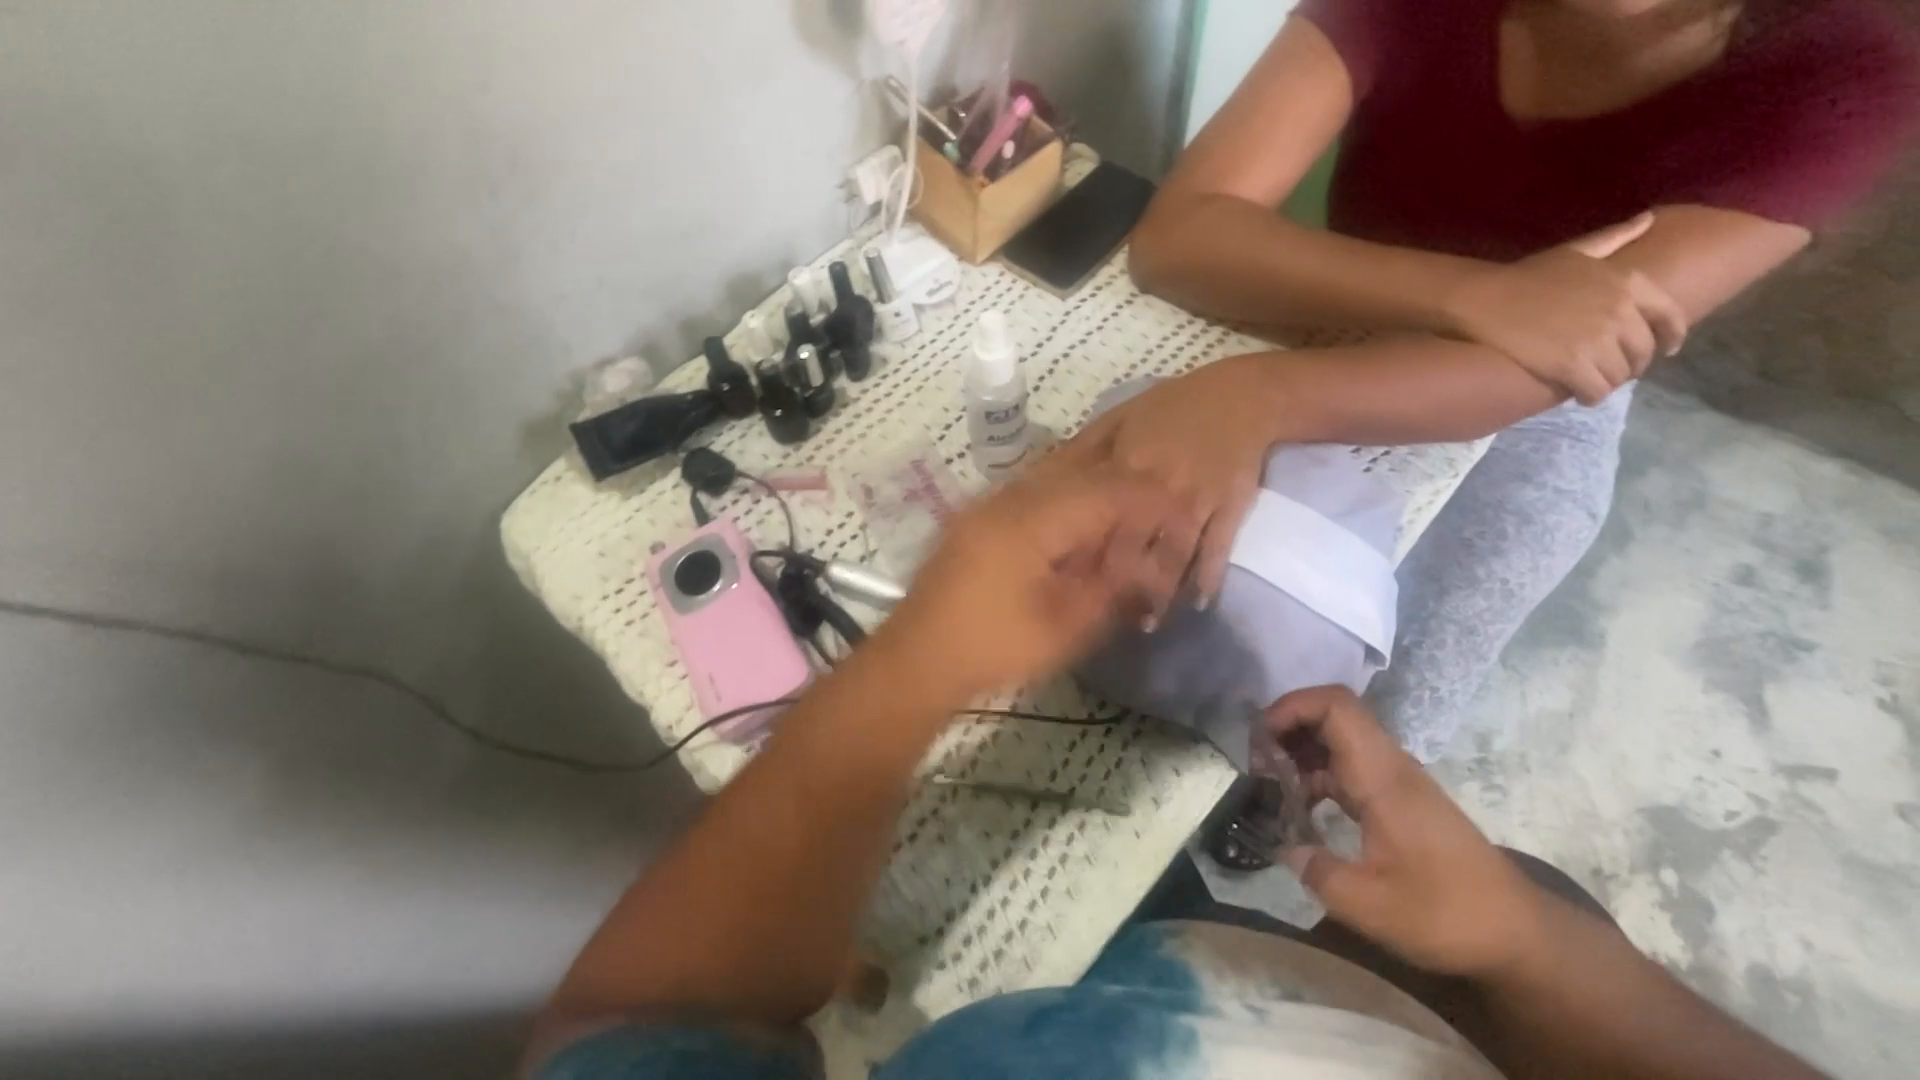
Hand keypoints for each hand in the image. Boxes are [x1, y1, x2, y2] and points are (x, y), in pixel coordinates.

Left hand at [873, 457, 1194, 703]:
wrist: (917, 659)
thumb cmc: (993, 647)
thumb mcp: (1064, 627)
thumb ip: (1112, 589)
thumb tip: (1148, 568)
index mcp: (1033, 517)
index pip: (1108, 491)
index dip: (1151, 501)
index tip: (1183, 515)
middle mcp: (1009, 498)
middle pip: (1081, 476)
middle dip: (1126, 493)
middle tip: (1160, 518)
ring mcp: (987, 506)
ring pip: (1054, 482)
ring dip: (1094, 498)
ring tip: (1125, 527)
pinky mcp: (975, 522)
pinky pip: (1031, 497)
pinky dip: (1064, 508)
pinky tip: (1078, 536)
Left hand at [1065, 356, 1278, 610]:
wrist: (1241, 397)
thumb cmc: (1170, 410)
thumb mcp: (1118, 420)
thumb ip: (1083, 452)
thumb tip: (1043, 482)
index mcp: (1124, 462)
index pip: (1094, 515)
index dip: (1080, 549)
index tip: (1063, 583)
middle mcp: (1157, 485)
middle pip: (1129, 541)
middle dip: (1114, 582)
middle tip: (1097, 619)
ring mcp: (1195, 498)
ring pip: (1172, 553)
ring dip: (1159, 591)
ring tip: (1147, 624)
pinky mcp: (1229, 508)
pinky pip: (1216, 548)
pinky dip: (1206, 577)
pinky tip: (1197, 602)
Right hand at [1264, 686, 1548, 978]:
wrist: (1519, 935)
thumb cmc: (1445, 913)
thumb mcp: (1368, 903)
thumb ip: (1316, 870)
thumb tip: (1283, 848)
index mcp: (1382, 776)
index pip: (1335, 705)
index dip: (1290, 707)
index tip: (1259, 742)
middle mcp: (1391, 767)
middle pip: (1333, 715)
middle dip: (1287, 728)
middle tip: (1257, 765)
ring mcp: (1399, 783)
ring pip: (1341, 741)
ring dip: (1301, 753)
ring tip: (1272, 788)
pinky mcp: (1402, 802)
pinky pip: (1351, 768)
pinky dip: (1318, 776)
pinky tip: (1303, 810)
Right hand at [1441, 212, 1689, 405]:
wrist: (1484, 299)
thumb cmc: (1525, 276)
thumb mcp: (1575, 251)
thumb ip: (1615, 237)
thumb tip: (1650, 219)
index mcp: (1629, 284)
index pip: (1669, 317)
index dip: (1670, 338)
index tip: (1664, 351)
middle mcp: (1621, 312)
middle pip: (1642, 352)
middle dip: (1631, 366)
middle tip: (1613, 372)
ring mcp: (1596, 341)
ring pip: (1619, 375)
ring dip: (1609, 383)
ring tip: (1594, 385)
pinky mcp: (1570, 366)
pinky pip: (1596, 390)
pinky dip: (1592, 396)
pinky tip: (1582, 396)